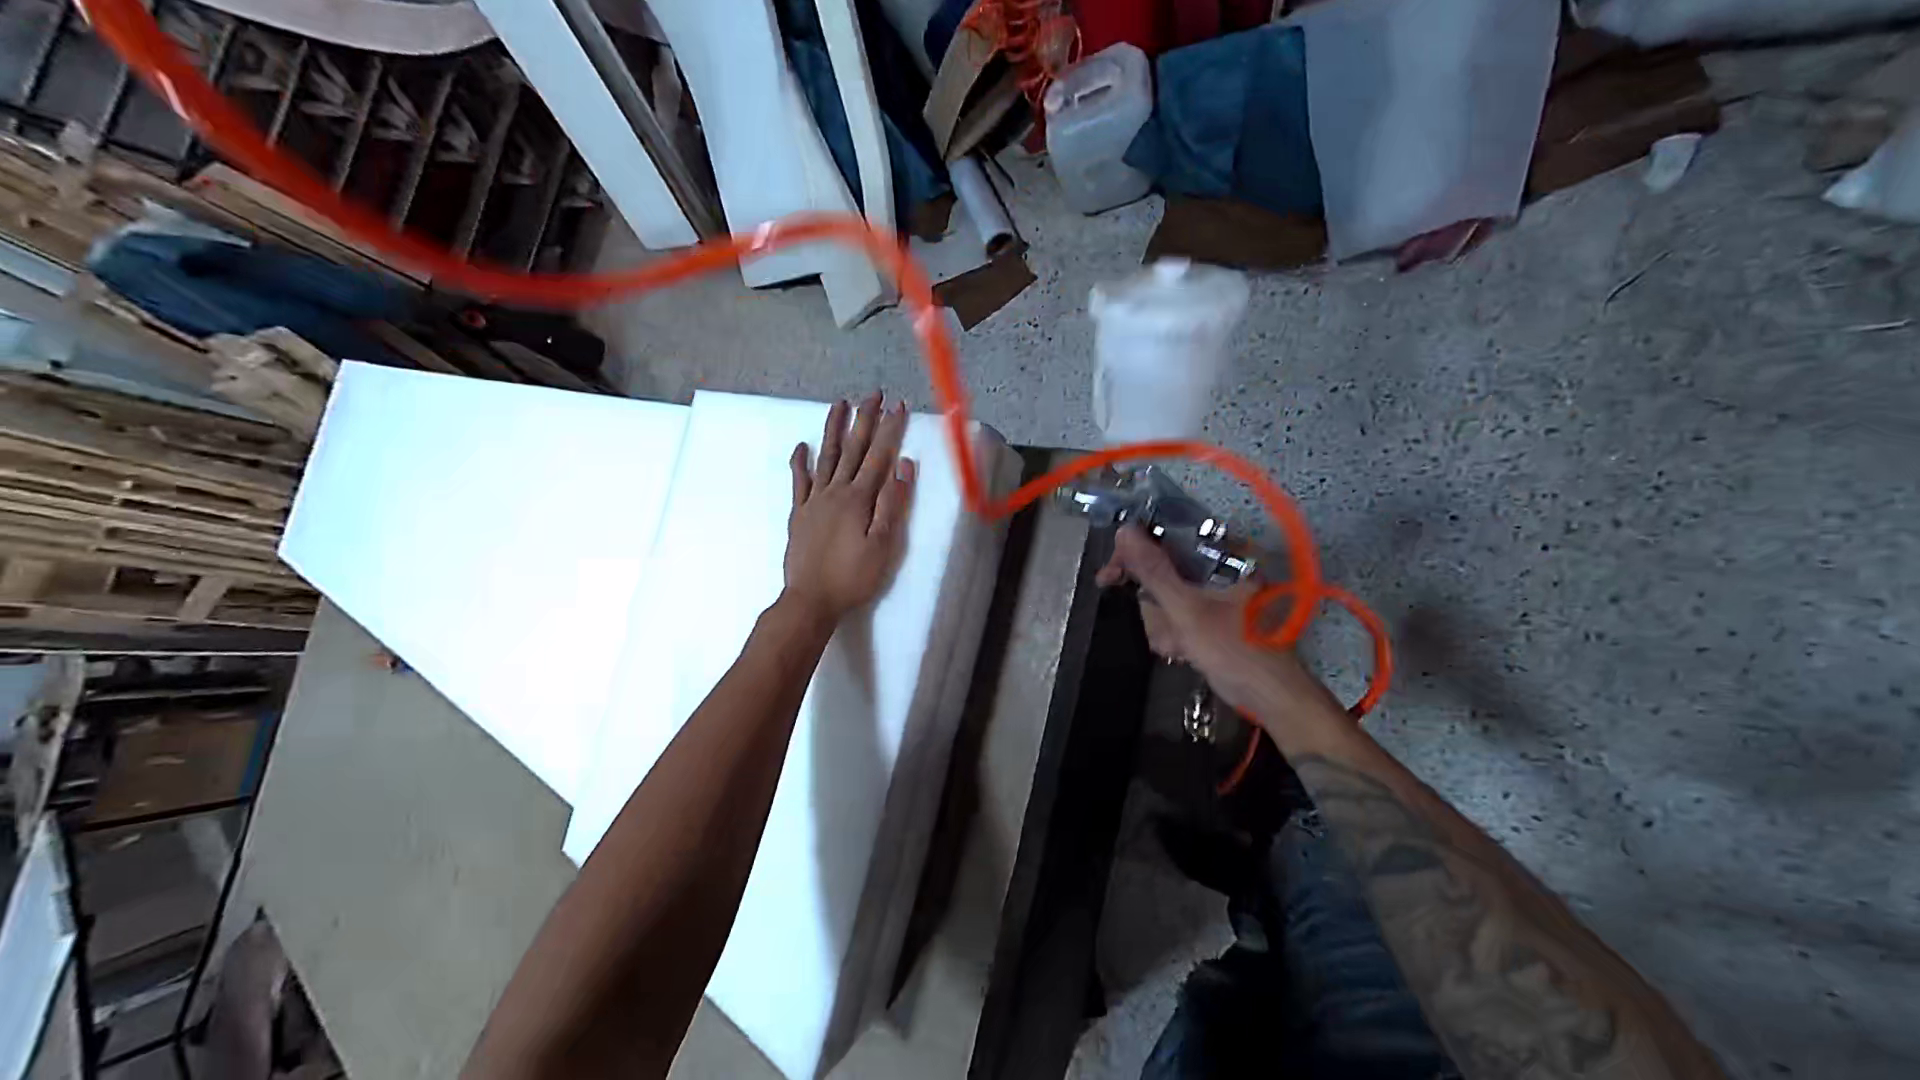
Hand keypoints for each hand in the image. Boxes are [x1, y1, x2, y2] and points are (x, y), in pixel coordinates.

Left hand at [783, 393, 915, 622]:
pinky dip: (800, 461)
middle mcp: (835, 491)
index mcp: (859, 498)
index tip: (898, 405)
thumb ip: (892, 504)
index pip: (880, 456)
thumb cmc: (852, 577)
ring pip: (826, 456)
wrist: (810, 599)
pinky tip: (802, 446)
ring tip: (840, 403)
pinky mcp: (798, 513)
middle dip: (864, 419)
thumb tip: (904, 466)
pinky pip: (798, 480)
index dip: (890, 429)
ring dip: (834, 428)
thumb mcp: (883, 545)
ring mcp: (813, 500)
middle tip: (873, 394)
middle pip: (853, 448)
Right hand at [1096, 525, 1334, 726]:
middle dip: (1154, 604)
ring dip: (1163, 624)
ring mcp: (1216, 596)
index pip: (1167, 540)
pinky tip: (1182, 651)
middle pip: (1164, 571)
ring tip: (1179, 645)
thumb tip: (1125, 532)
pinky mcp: (1211, 618)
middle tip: (1154, 622)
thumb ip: (1155, 572)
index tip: (1111, 574)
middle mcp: (1219, 571)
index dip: (1135, 555)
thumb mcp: (1187, 610)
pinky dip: (1173, 634)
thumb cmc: (1235, 651)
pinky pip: (1177, 616)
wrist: (1269, 697)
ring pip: (1166, 598)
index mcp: (1222, 558)